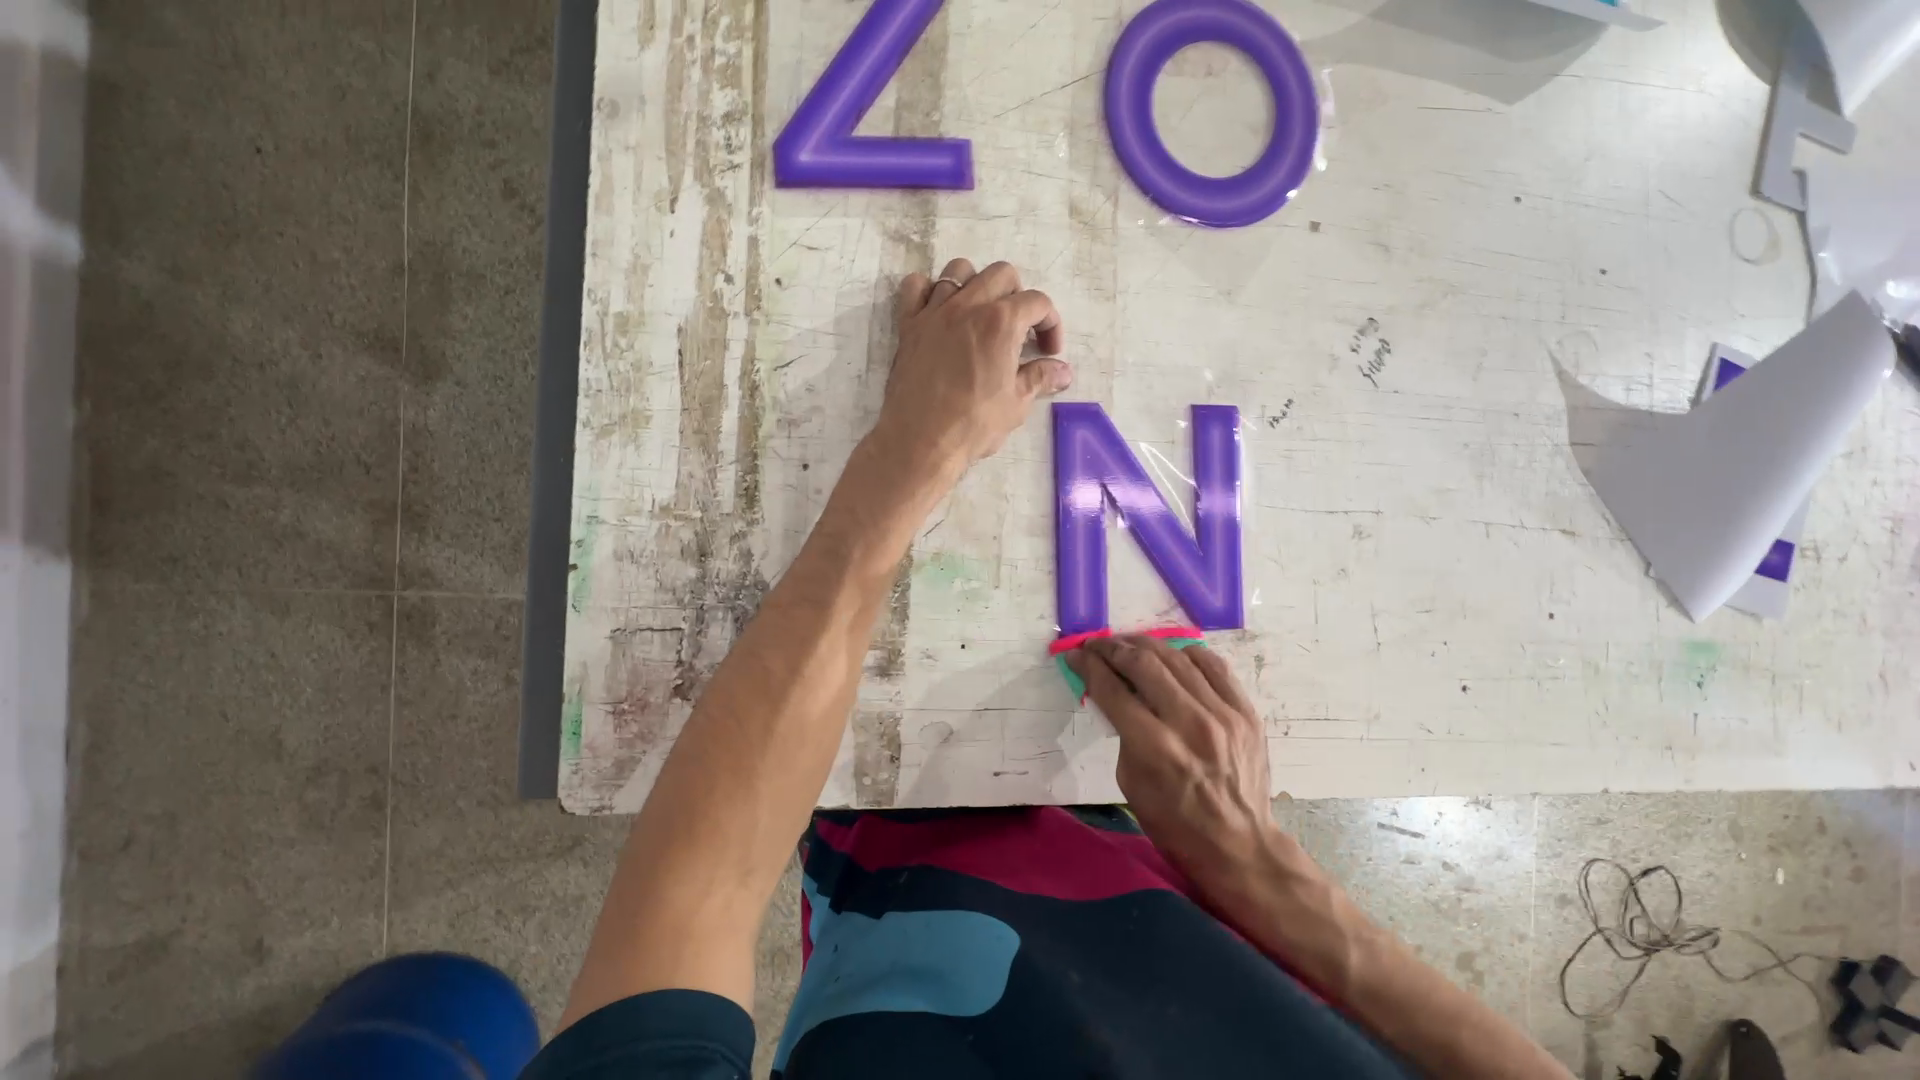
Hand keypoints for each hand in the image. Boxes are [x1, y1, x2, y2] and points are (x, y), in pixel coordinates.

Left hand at [872, 258, 1071, 473]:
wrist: (920, 440)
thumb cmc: (973, 425)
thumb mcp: (1016, 403)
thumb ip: (1040, 378)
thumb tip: (1063, 372)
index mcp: (1001, 322)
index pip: (1037, 302)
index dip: (1050, 324)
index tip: (1048, 351)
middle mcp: (968, 306)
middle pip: (1001, 274)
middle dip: (1018, 296)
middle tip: (1018, 329)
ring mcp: (935, 312)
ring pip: (959, 271)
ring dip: (976, 285)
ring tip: (980, 314)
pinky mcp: (909, 325)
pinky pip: (915, 287)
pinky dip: (928, 290)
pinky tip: (939, 311)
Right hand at [1067, 636, 1289, 912]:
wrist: (1237, 844)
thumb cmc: (1173, 822)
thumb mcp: (1130, 780)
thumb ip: (1123, 732)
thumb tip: (1114, 692)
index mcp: (1154, 747)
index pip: (1113, 689)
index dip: (1089, 665)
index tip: (1076, 654)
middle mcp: (1189, 723)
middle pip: (1143, 663)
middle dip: (1113, 648)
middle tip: (1097, 645)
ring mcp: (1222, 714)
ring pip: (1177, 657)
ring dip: (1146, 645)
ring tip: (1129, 645)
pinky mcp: (1246, 711)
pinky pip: (1214, 666)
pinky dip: (1187, 654)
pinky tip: (1172, 655)